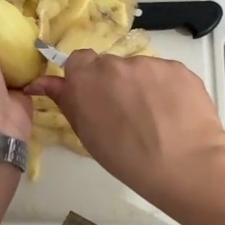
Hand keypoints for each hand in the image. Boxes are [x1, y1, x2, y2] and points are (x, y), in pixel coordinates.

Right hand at [24, 52, 224, 198]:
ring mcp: (148, 63)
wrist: (184, 163)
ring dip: (141, 85)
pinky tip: (173, 113)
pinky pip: (164, 74)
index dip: (85, 77)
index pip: (77, 60)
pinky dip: (166, 88)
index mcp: (85, 78)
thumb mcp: (86, 132)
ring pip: (139, 69)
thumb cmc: (125, 157)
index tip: (94, 97)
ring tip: (155, 116)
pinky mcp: (177, 68)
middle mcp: (114, 63)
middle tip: (126, 113)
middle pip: (109, 65)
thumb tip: (40, 82)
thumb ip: (65, 100)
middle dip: (114, 82)